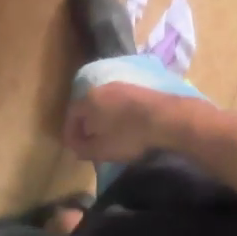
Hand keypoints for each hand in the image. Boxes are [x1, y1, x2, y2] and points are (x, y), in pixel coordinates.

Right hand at [62, 82, 183, 163]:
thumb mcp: (101, 150)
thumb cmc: (128, 135)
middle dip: (87, 124)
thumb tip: (77, 147)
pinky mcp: (140, 89)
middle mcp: (103, 87)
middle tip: (89, 141)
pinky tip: (125, 126)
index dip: (71, 132)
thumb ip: (83, 148)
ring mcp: (123, 86)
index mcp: (89, 99)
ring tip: (108, 135)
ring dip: (103, 119)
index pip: (72, 114)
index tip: (75, 147)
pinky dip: (118, 115)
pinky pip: (121, 102)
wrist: (165, 118)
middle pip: (88, 106)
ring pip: (106, 103)